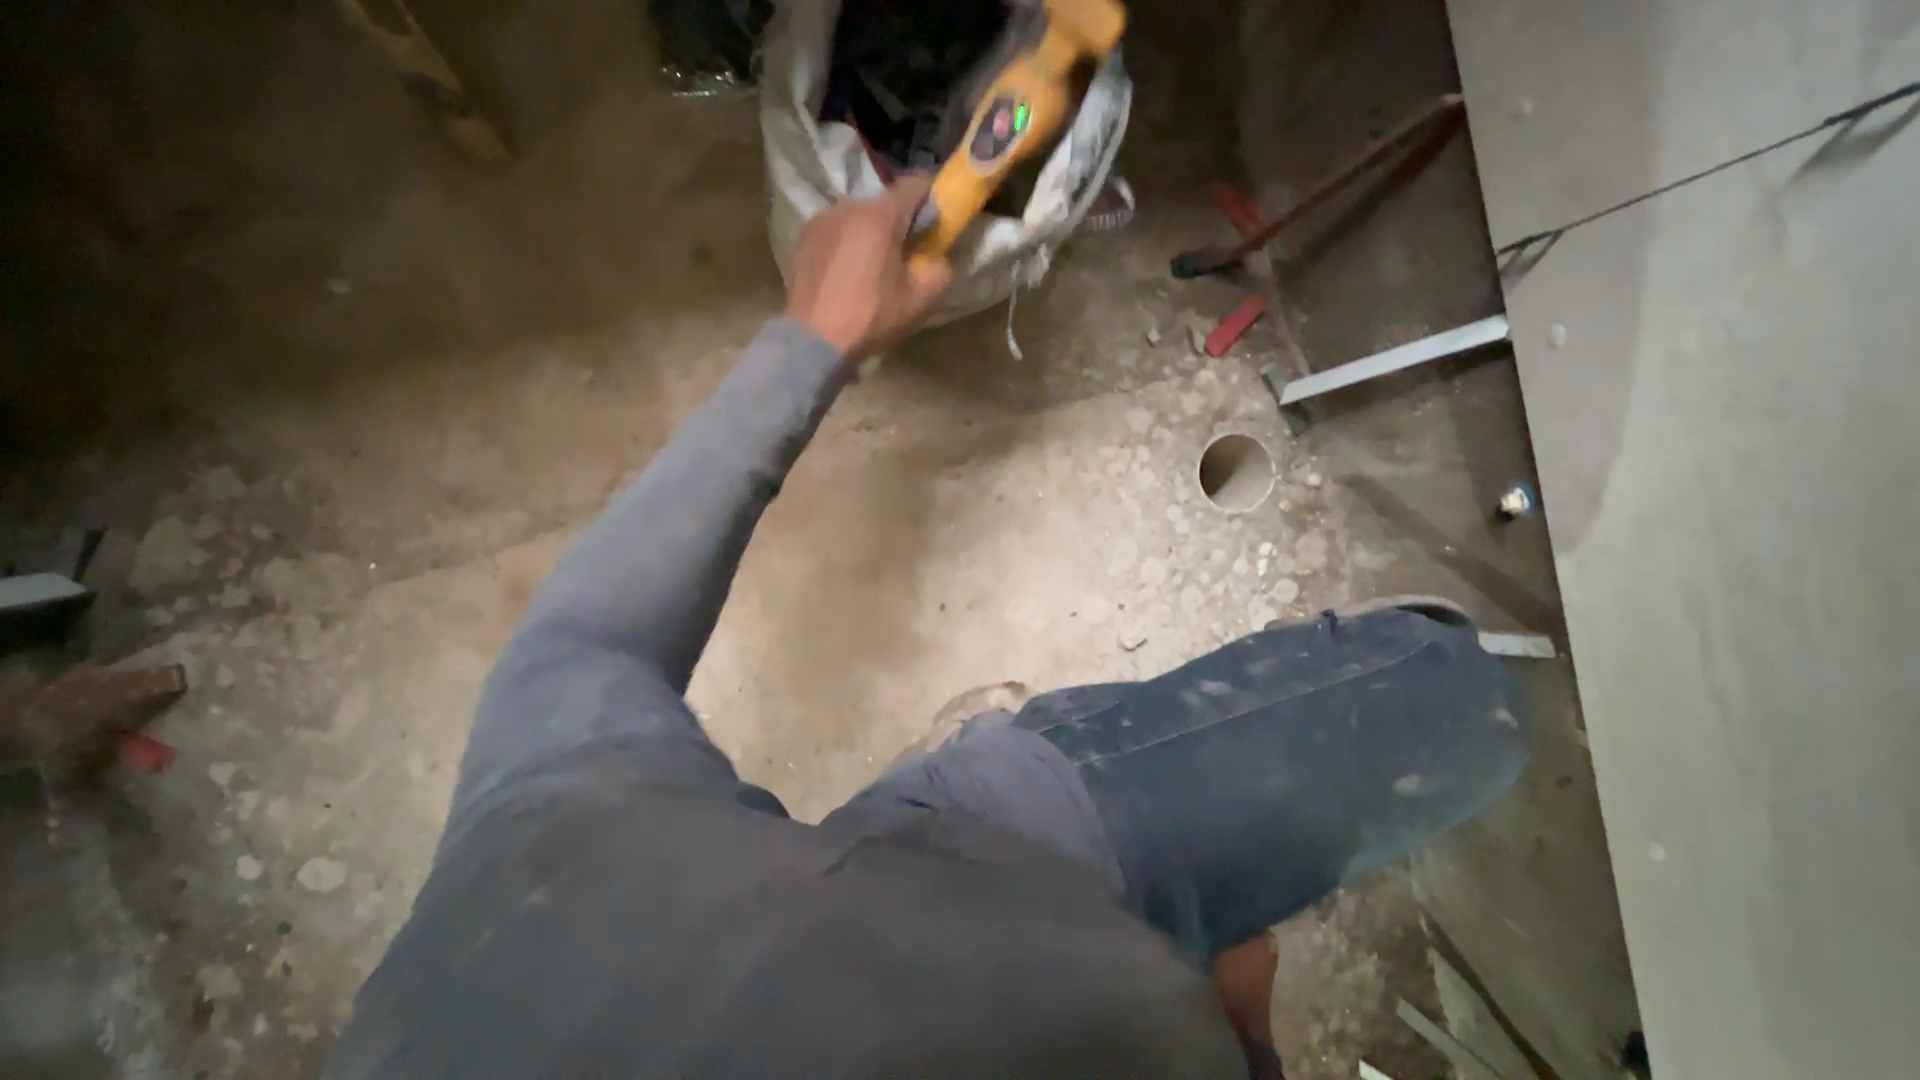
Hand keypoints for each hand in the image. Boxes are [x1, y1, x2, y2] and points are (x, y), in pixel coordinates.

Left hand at [785, 177, 952, 360]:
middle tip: (906, 253)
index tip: (938, 220)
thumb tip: (937, 258)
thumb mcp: (920, 301)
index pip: (916, 185)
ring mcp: (821, 219)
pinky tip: (847, 272)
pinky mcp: (803, 238)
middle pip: (884, 203)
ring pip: (857, 216)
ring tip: (872, 266)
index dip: (933, 198)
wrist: (813, 341)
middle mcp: (848, 206)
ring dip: (870, 233)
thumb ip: (940, 270)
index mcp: (880, 215)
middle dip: (899, 222)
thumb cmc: (870, 318)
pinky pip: (835, 231)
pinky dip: (847, 243)